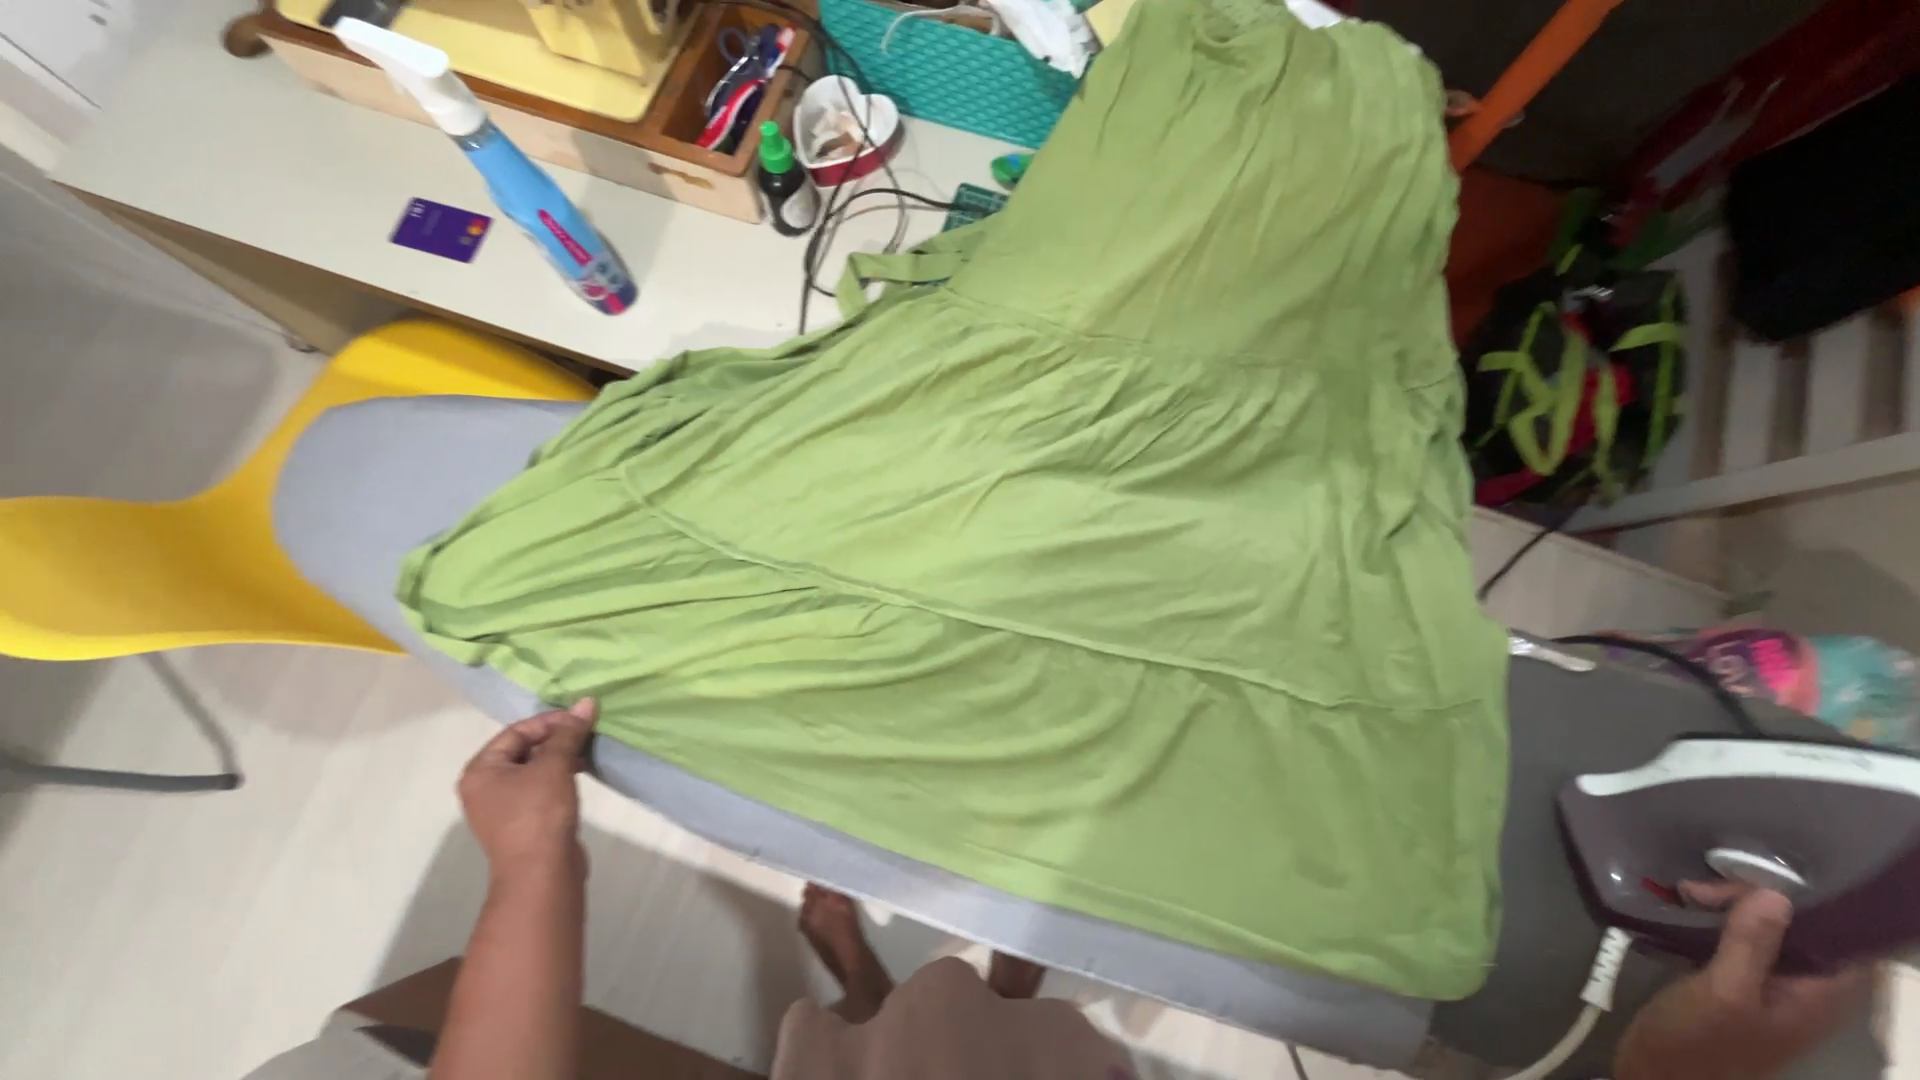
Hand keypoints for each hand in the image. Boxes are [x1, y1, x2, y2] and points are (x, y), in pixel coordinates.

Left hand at [458, 699, 596, 878]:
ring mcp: (502, 806)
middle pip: (523, 749)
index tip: (582, 719)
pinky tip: (580, 774)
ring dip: (561, 757)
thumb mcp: (554, 766)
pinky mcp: (522, 821)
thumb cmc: (539, 813)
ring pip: (534, 769)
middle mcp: (484, 787)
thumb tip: (586, 702)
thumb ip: (568, 733)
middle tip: (587, 733)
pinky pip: (540, 787)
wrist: (541, 872)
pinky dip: (559, 776)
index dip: (550, 721)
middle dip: (557, 739)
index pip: (516, 731)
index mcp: (480, 770)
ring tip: (588, 752)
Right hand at [1614, 884, 1869, 1079]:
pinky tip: (1687, 911)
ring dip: (1730, 908)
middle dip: (1754, 900)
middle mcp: (1803, 990)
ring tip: (1686, 894)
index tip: (1763, 875)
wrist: (1660, 1074)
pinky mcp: (1736, 984)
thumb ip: (1751, 944)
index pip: (1840, 940)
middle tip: (1701, 889)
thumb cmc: (1698, 1038)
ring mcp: (1768, 987)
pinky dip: (1717, 922)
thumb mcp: (1722, 990)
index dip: (1812, 904)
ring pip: (1766, 932)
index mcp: (1817, 996)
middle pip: (1798, 930)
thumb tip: (1776, 894)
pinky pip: (1740, 942)